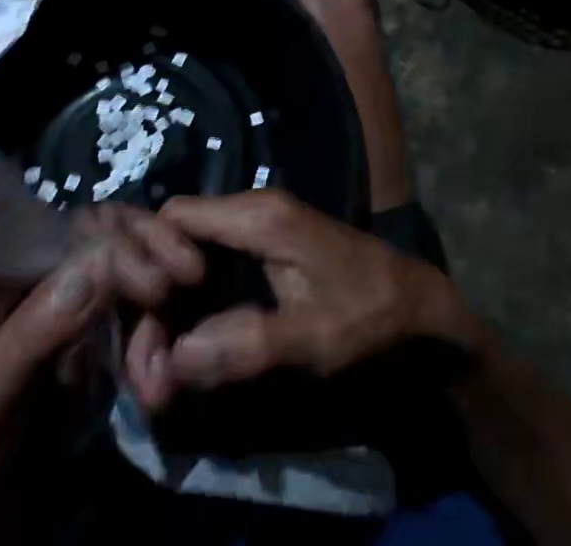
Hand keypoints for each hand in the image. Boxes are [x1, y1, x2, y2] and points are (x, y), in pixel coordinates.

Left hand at [0, 206, 201, 545]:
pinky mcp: (90, 346)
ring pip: (127, 278)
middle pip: (103, 238)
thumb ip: (29, 337)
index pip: (59, 224)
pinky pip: (134, 323)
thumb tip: (96, 264)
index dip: (114, 234)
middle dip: (148, 256)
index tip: (158, 274)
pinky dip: (154, 346)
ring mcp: (65, 310)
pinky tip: (158, 386)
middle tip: (190, 283)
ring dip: (155, 314)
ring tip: (161, 378)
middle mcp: (32, 276)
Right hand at [125, 189, 476, 410]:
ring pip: (190, 249)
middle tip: (149, 363)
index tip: (151, 323)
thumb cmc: (371, 316)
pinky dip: (192, 296)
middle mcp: (252, 208)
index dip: (149, 264)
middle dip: (155, 296)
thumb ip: (248, 345)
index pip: (175, 218)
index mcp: (260, 217)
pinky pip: (211, 258)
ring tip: (164, 361)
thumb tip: (174, 360)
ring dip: (171, 302)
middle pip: (177, 236)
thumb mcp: (316, 339)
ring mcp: (258, 222)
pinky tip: (189, 337)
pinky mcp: (265, 241)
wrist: (421, 306)